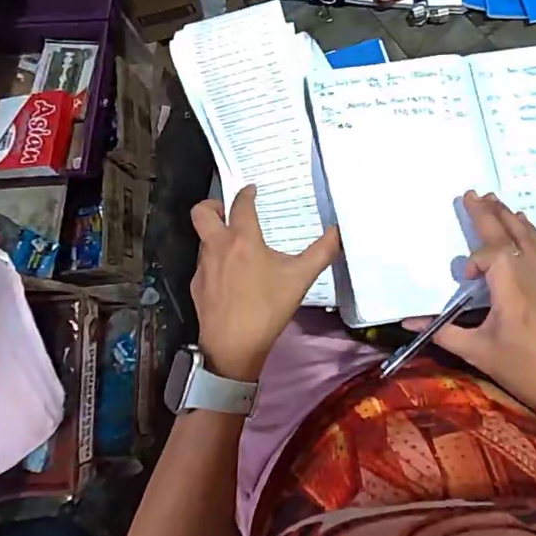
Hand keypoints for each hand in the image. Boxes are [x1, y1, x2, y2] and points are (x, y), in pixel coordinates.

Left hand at [191, 185, 339, 383]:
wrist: (233, 346)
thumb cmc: (268, 307)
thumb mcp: (301, 278)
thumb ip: (322, 252)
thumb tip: (339, 231)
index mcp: (243, 240)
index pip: (240, 205)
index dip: (246, 193)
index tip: (252, 190)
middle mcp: (217, 247)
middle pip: (202, 212)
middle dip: (213, 205)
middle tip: (227, 210)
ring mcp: (203, 267)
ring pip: (203, 240)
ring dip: (216, 236)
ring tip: (237, 248)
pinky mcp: (196, 286)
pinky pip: (204, 265)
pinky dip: (215, 262)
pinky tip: (231, 278)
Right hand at [404, 191, 535, 417]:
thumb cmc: (522, 370)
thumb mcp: (478, 354)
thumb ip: (444, 333)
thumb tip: (409, 322)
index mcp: (513, 294)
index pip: (496, 255)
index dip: (476, 257)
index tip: (464, 276)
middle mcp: (532, 280)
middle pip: (512, 238)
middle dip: (490, 215)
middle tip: (472, 194)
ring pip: (530, 240)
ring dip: (511, 218)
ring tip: (495, 200)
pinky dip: (530, 233)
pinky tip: (524, 225)